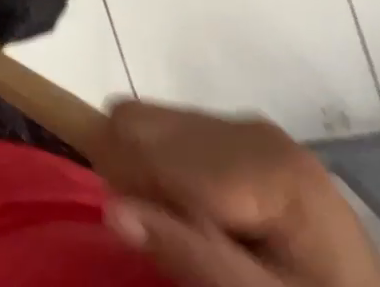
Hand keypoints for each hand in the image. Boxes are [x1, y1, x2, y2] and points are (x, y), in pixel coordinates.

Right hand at [99, 101, 379, 286]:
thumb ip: (194, 257)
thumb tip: (113, 211)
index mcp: (267, 166)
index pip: (142, 140)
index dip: (126, 184)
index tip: (143, 231)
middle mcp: (253, 131)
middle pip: (138, 121)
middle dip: (132, 171)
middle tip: (165, 229)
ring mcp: (248, 129)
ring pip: (145, 122)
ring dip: (145, 168)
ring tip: (186, 222)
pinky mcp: (242, 137)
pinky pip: (166, 130)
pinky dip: (162, 165)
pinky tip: (198, 208)